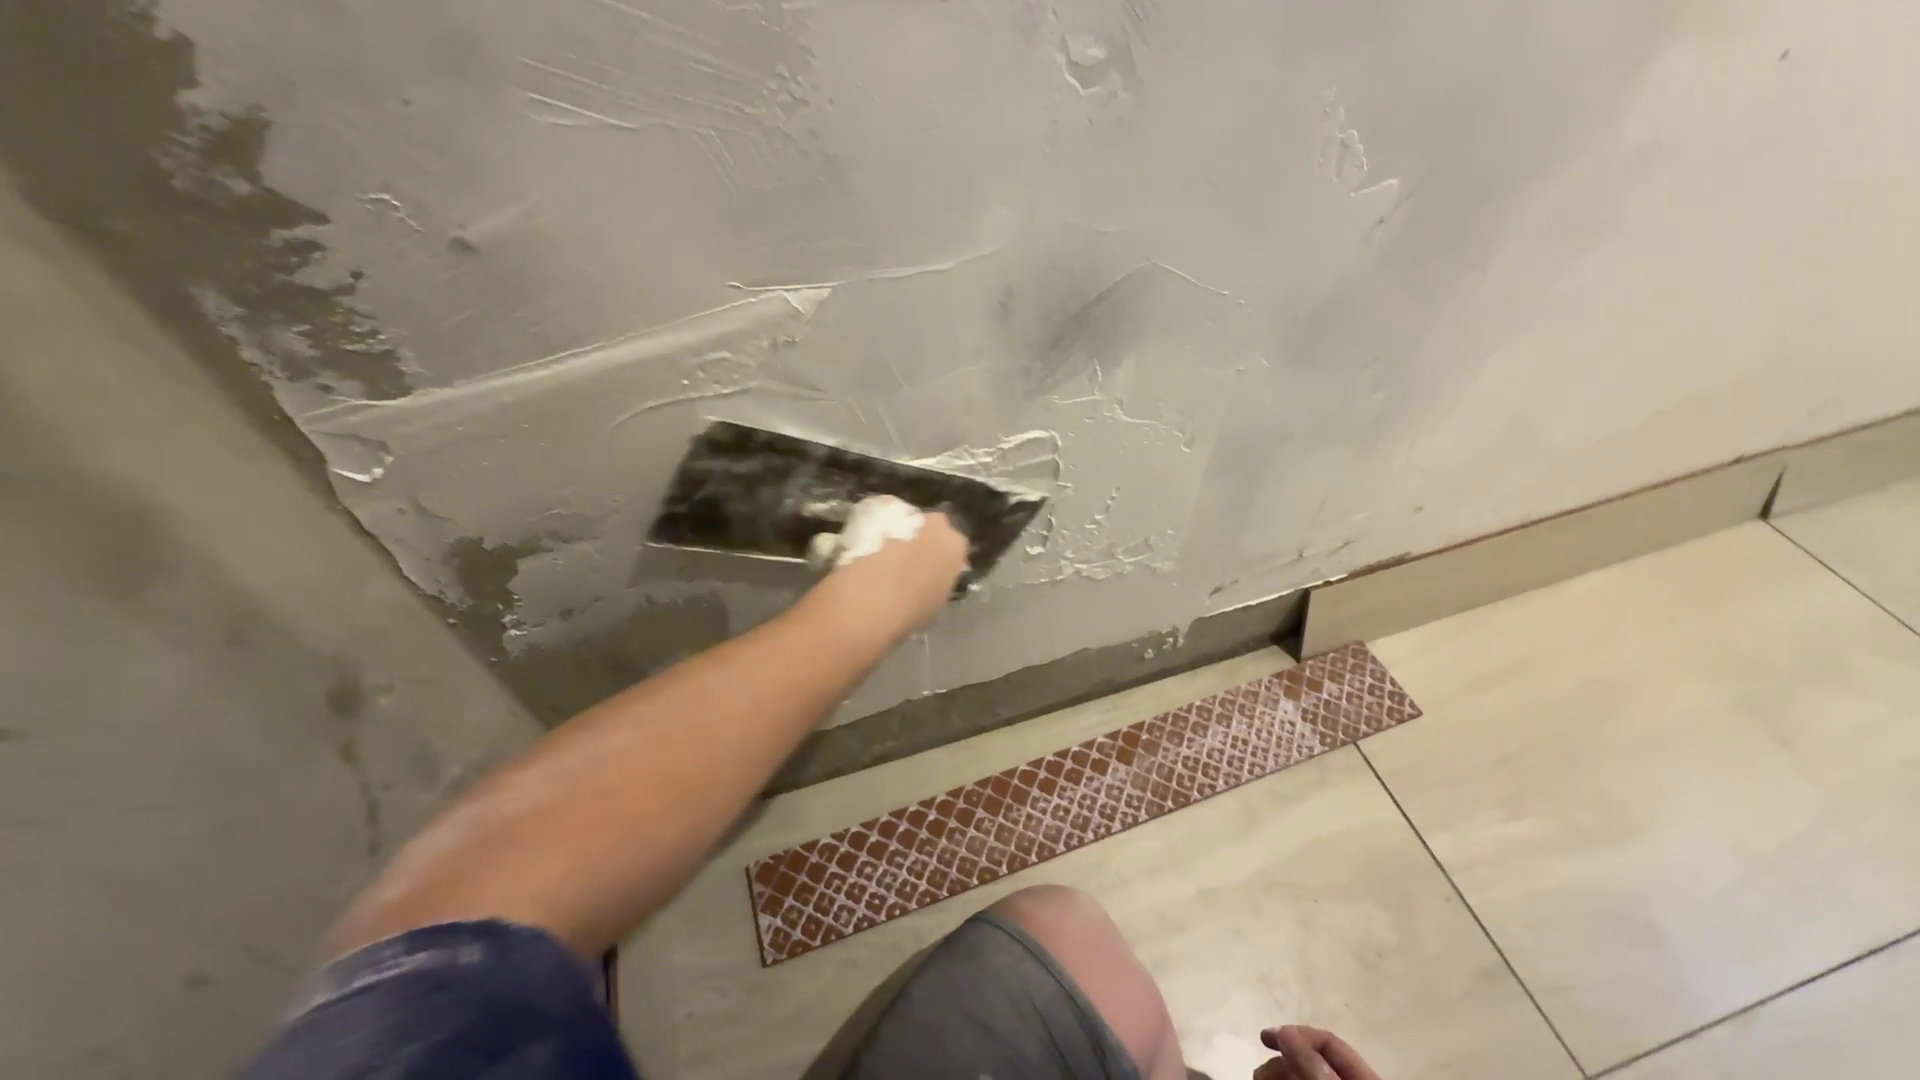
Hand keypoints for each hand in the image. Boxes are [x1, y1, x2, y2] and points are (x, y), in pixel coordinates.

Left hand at [805, 496, 968, 642]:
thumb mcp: (935, 602)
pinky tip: (862, 549)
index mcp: (956, 547)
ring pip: (905, 521)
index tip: (930, 572)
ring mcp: (906, 514)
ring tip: (880, 558)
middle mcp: (936, 523)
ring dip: (897, 534)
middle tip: (906, 561)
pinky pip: (878, 518)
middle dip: (922, 539)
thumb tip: (929, 580)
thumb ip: (937, 583)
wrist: (868, 599)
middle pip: (932, 528)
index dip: (941, 559)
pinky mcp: (876, 511)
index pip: (954, 548)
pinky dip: (872, 529)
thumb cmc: (909, 612)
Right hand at [1252, 1027, 1382, 1079]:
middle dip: (1283, 1061)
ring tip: (1260, 1079)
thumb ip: (1312, 1064)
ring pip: (1305, 1077)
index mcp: (1365, 1075)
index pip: (1329, 1042)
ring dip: (1280, 1073)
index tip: (1265, 1037)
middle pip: (1314, 1061)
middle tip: (1260, 1071)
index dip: (1297, 1034)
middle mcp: (1349, 1078)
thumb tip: (1285, 1030)